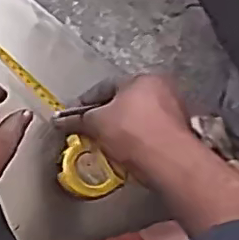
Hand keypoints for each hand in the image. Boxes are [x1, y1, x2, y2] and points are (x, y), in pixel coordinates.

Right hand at [54, 74, 197, 180]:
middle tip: (87, 130)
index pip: (103, 87)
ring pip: (136, 116)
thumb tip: (58, 121)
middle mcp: (162, 87)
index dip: (83, 103)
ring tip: (103, 142)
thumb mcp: (95, 124)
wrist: (168, 160)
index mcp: (142, 78)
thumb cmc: (131, 133)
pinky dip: (135, 138)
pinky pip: (149, 130)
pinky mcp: (179, 130)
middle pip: (122, 101)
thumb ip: (76, 120)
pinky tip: (124, 149)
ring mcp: (175, 109)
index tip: (71, 117)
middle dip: (103, 115)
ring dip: (119, 127)